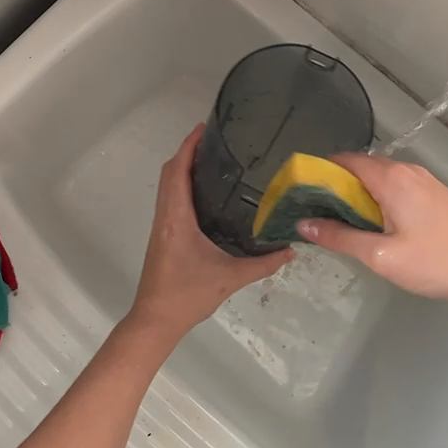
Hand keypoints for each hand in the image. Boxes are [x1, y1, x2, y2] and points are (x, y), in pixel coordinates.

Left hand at [126, 125, 292, 341]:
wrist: (156, 319)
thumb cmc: (187, 295)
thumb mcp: (230, 278)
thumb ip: (263, 264)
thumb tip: (291, 250)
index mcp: (177, 218)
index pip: (178, 171)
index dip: (189, 146)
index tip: (205, 128)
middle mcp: (166, 216)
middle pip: (170, 173)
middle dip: (188, 152)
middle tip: (215, 141)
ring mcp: (162, 226)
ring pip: (168, 186)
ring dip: (183, 168)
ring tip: (213, 160)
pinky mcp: (163, 236)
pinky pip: (170, 200)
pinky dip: (182, 185)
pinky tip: (205, 193)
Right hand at [295, 154, 447, 304]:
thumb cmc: (440, 261)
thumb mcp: (382, 256)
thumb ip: (340, 239)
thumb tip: (304, 225)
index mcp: (390, 178)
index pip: (341, 160)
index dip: (315, 174)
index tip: (297, 195)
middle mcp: (406, 172)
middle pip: (358, 168)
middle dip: (332, 188)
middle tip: (313, 216)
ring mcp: (424, 183)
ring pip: (377, 181)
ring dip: (355, 198)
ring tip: (338, 226)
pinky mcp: (436, 196)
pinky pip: (394, 190)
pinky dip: (375, 203)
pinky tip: (373, 229)